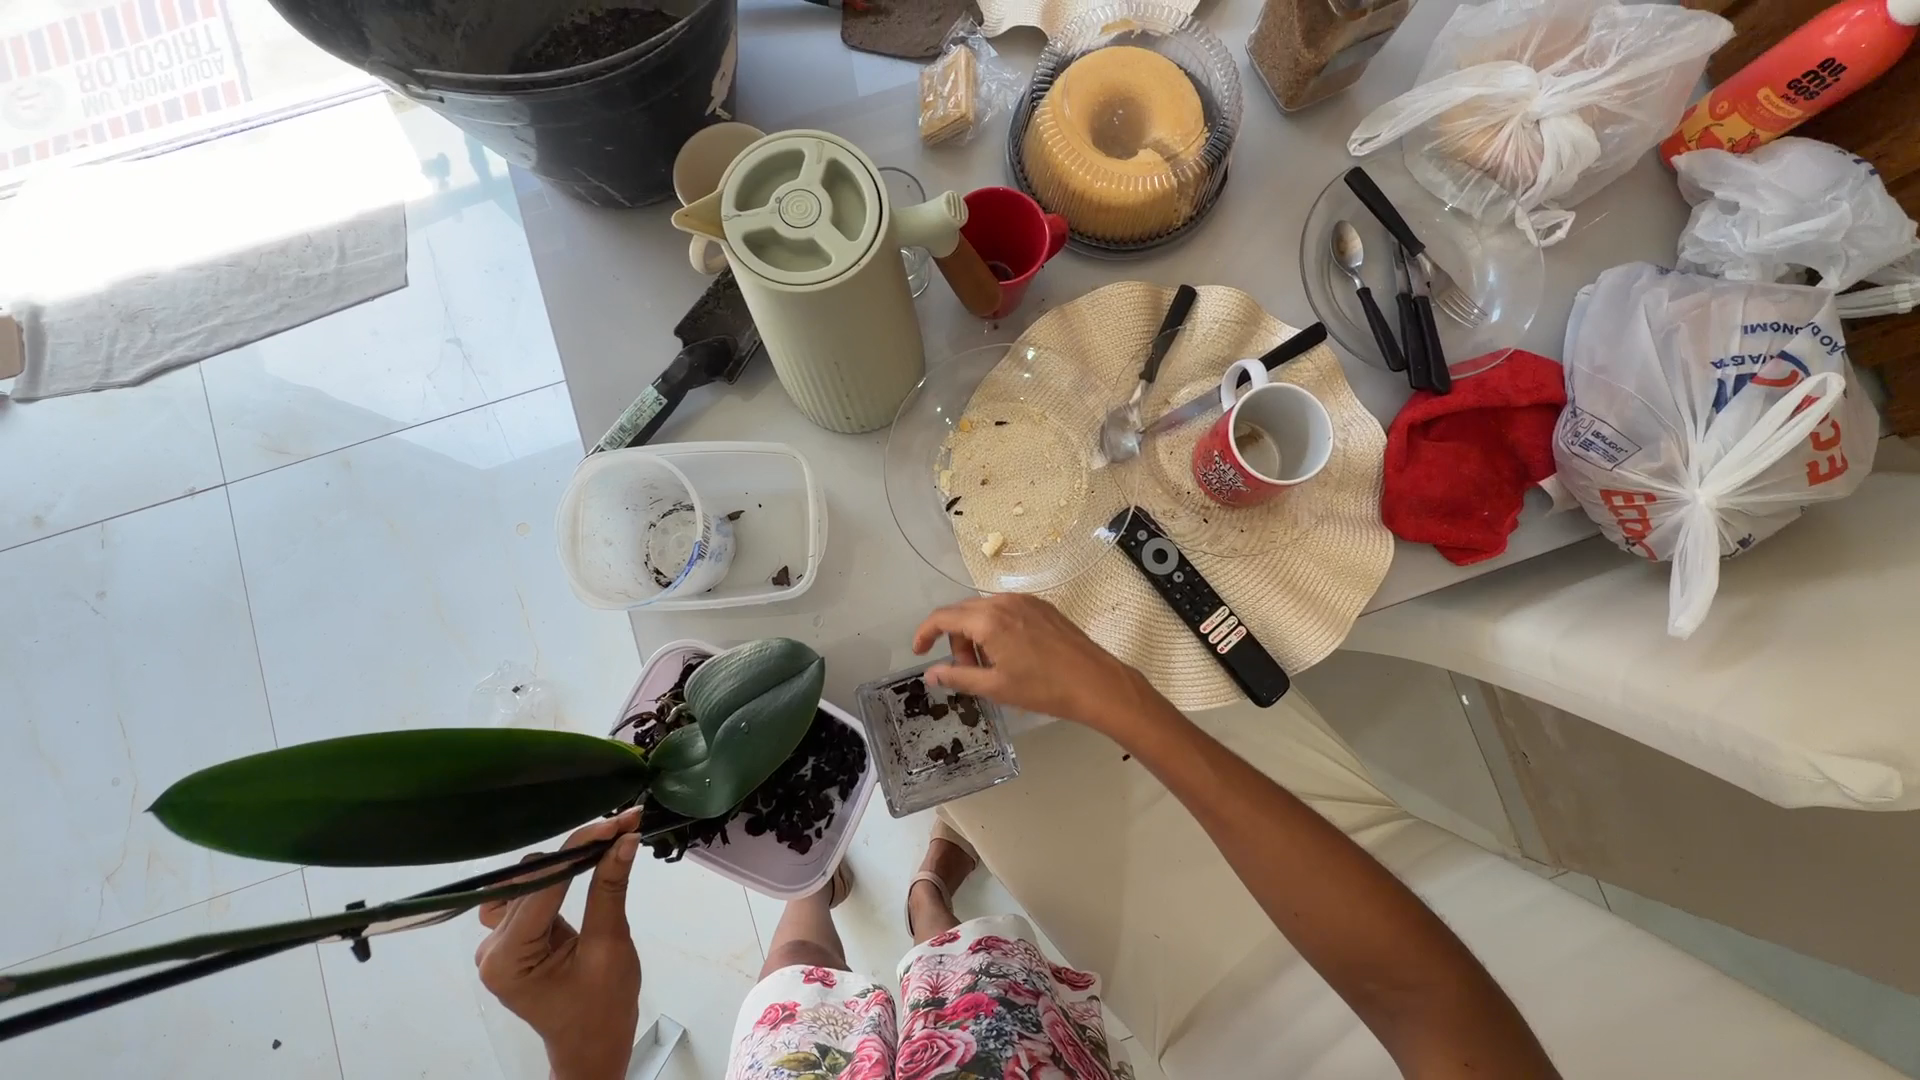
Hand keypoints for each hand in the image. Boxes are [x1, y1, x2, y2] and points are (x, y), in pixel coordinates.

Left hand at [475, 809, 642, 1079]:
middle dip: (578, 849)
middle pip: (532, 878)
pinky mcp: (513, 937)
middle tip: (622, 827)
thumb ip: (610, 889)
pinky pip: (529, 893)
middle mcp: (492, 947)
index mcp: (509, 957)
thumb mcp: (610, 946)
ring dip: (566, 858)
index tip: (620, 821)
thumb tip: (624, 839)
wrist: (593, 1044)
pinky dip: (556, 874)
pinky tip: (583, 862)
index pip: (544, 883)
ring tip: (606, 841)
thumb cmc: (603, 1006)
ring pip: (526, 880)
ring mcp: (499, 942)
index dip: (582, 846)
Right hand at [911, 594, 1168, 737]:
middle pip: (962, 613)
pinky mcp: (1041, 606)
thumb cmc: (1043, 688)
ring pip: (984, 611)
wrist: (1095, 682)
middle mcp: (1003, 602)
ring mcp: (1025, 601)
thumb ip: (957, 676)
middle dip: (955, 640)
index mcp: (988, 620)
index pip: (942, 617)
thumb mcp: (995, 687)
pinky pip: (1006, 611)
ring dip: (976, 635)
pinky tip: (1010, 655)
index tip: (919, 652)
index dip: (924, 633)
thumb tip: (931, 673)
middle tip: (966, 670)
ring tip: (990, 667)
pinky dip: (996, 628)